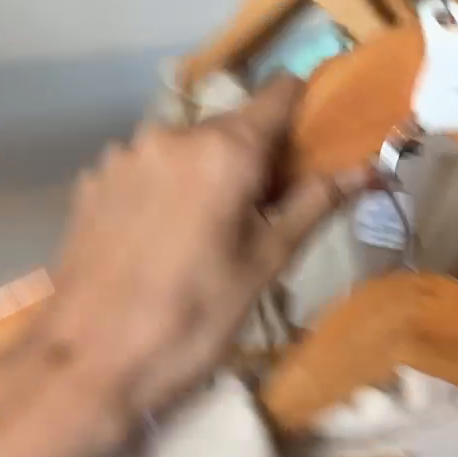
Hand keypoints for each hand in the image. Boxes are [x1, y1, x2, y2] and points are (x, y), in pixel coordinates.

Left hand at [32, 74, 365, 446]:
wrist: (89, 361)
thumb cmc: (194, 318)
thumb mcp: (266, 264)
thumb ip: (315, 204)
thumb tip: (368, 169)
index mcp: (222, 150)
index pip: (279, 95)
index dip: (308, 110)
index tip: (324, 141)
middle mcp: (170, 134)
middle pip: (234, 125)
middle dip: (261, 157)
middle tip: (271, 213)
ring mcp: (124, 155)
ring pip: (190, 148)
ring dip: (214, 174)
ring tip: (214, 234)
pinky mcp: (94, 181)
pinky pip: (152, 169)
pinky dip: (173, 188)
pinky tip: (167, 239)